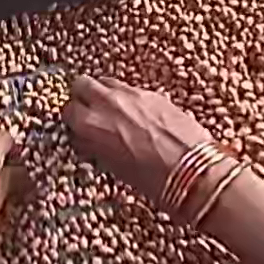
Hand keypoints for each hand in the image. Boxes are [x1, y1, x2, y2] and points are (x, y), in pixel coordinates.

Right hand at [61, 75, 211, 203]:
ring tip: (112, 110)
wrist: (195, 174)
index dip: (72, 119)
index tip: (76, 127)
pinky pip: (130, 88)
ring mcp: (131, 94)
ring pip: (105, 81)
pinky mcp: (152, 93)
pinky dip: (127, 98)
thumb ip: (95, 146)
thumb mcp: (114, 168)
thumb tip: (86, 139)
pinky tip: (136, 115)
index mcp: (92, 124)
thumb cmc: (154, 181)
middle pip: (82, 84)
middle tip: (89, 111)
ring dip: (103, 93)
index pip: (68, 110)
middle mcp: (107, 103)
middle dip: (82, 96)